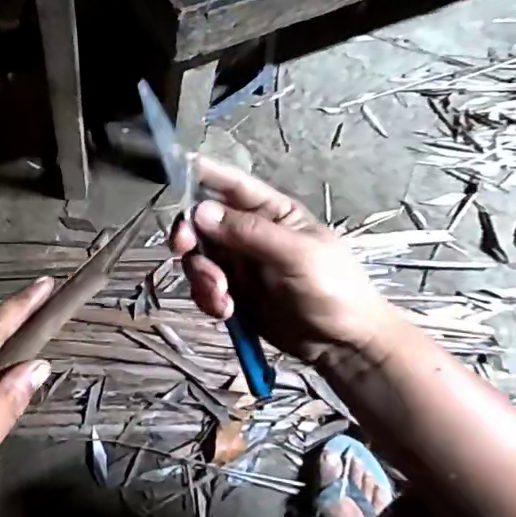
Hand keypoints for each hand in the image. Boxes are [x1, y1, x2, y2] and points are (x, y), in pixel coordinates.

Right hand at [170, 158, 403, 365]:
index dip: (201, 174)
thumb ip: (249, 232)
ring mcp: (239, 263)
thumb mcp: (297, 255)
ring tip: (222, 297)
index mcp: (270, 211)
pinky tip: (227, 312)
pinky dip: (208, 298)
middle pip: (201, 220)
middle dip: (190, 235)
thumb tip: (201, 210)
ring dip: (201, 275)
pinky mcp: (233, 291)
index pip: (231, 183)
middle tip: (184, 250)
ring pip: (198, 256)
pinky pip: (204, 286)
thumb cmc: (333, 289)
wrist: (343, 345)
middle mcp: (248, 231)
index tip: (172, 171)